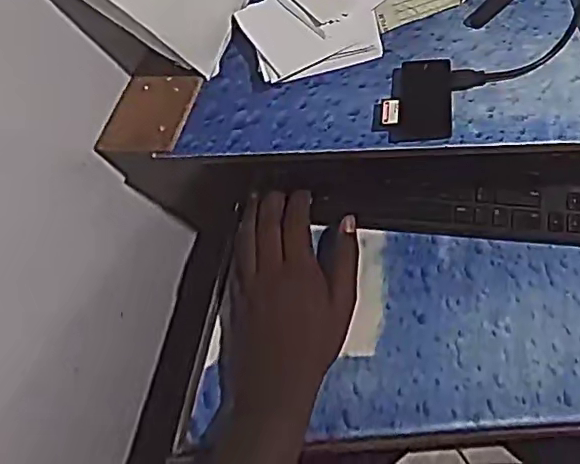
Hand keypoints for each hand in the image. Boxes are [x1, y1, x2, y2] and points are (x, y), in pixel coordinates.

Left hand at [215, 191, 356, 463]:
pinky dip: (239, 236)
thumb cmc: (311, 349)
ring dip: (251, 212)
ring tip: (257, 199)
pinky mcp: (232, 295)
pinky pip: (234, 254)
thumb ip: (345, 258)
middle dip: (273, 199)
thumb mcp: (342, 304)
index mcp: (298, 269)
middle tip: (279, 191)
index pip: (295, 220)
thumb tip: (346, 224)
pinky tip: (243, 231)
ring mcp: (247, 282)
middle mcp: (269, 270)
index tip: (304, 194)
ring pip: (245, 234)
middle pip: (266, 220)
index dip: (299, 200)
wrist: (273, 388)